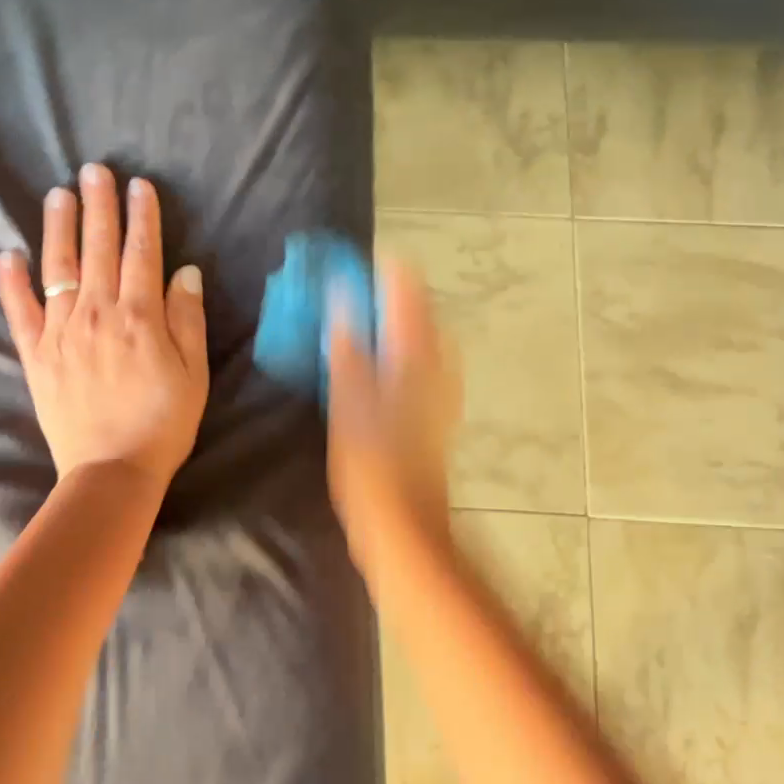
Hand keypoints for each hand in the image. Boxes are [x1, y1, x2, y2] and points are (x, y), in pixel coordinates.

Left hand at [0, 163, 208, 488]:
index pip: (142, 252)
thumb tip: (185, 270)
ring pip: (58, 266)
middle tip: (95, 170)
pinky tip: (9, 254)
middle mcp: (97, 312)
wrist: (111, 472)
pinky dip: (12, 281)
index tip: (138, 186)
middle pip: (99, 248)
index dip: (142, 216)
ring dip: (59, 227)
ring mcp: (61, 331)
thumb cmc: (163, 423)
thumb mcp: (194, 373)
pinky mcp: (35, 354)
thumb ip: (187, 318)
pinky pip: (20, 311)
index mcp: (139, 315)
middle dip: (99, 206)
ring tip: (58, 194)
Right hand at [325, 256, 461, 542]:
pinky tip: (373, 359)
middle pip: (418, 308)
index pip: (406, 289)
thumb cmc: (372, 463)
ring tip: (356, 314)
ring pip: (419, 333)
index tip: (348, 260)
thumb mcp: (349, 401)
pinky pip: (417, 357)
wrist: (404, 523)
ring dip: (390, 317)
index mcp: (415, 355)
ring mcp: (439, 386)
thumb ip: (349, 346)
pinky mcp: (433, 408)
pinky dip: (395, 345)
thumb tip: (343, 298)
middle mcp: (435, 363)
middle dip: (385, 290)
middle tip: (348, 286)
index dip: (381, 268)